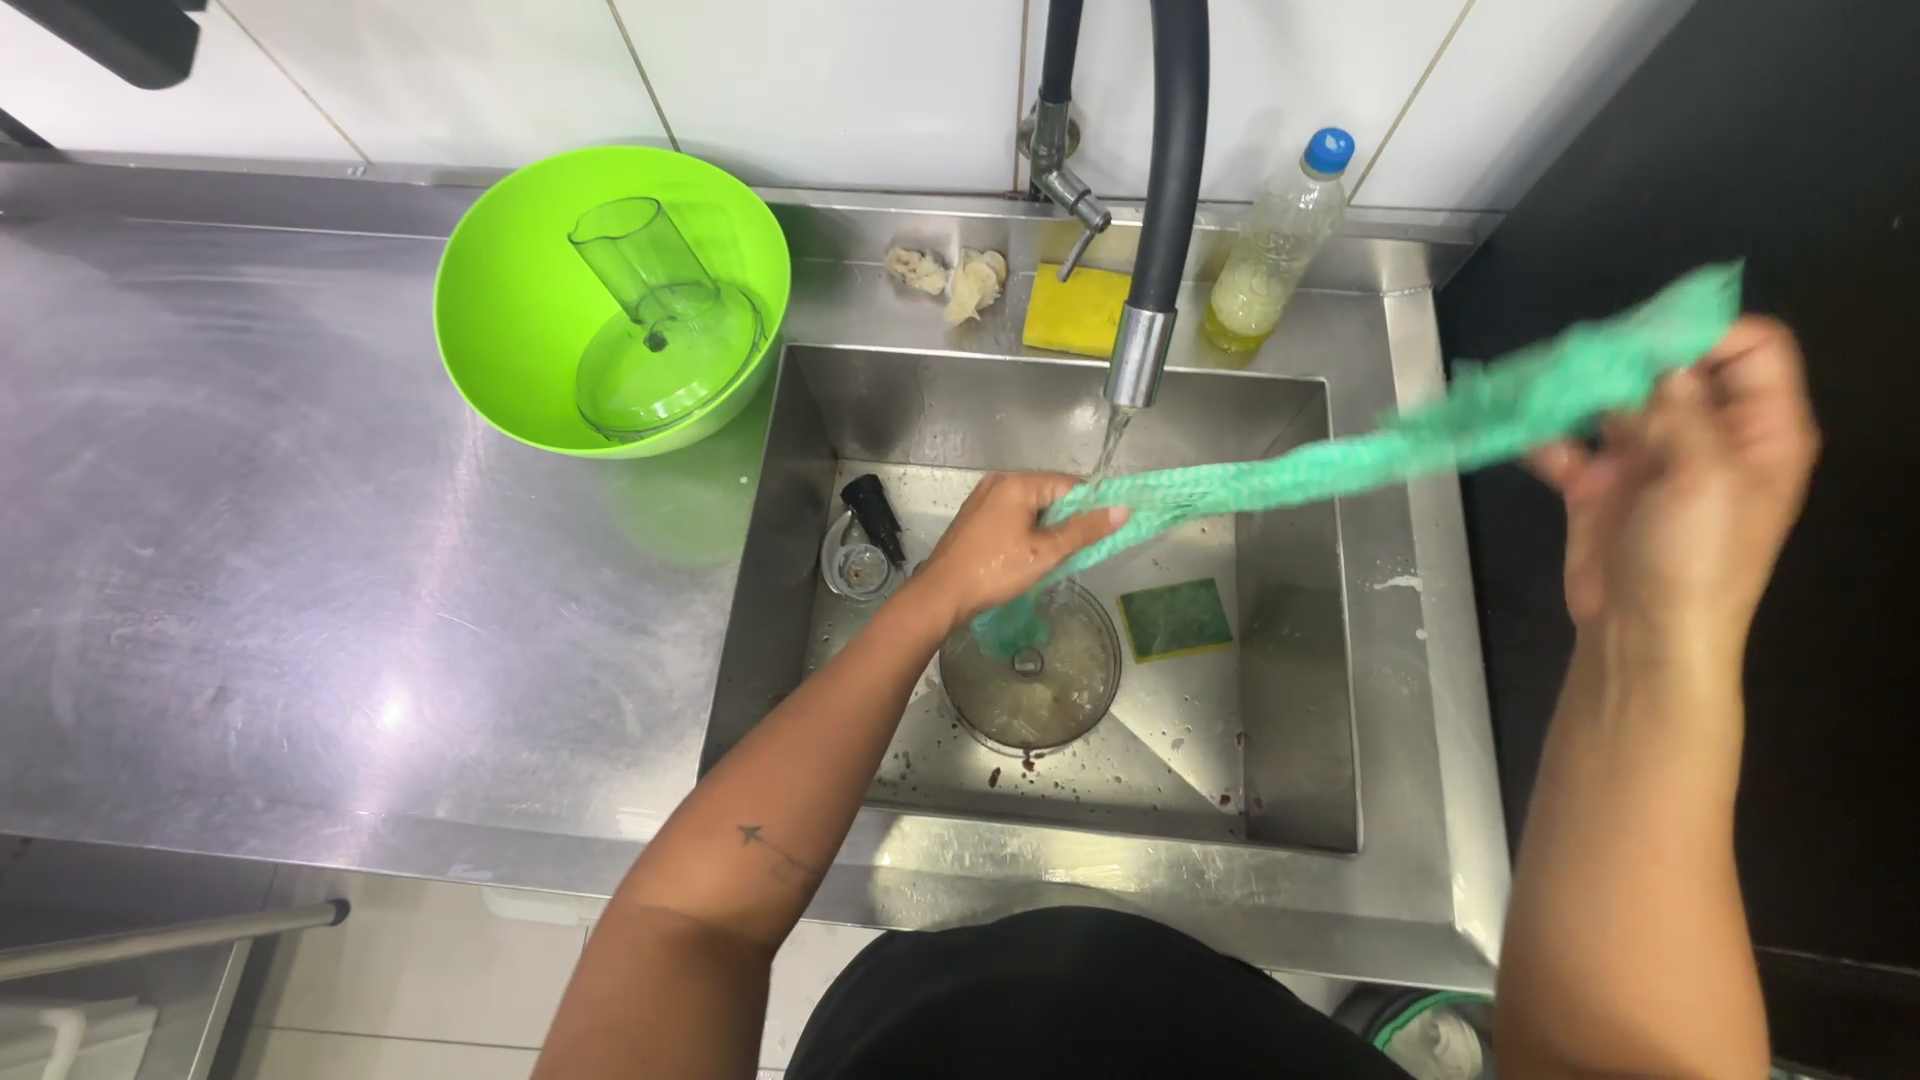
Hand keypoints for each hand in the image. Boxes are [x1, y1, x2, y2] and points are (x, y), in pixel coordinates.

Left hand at [908, 472, 1127, 627]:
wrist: (942, 593)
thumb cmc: (996, 570)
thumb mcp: (1046, 552)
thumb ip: (1084, 530)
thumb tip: (1122, 510)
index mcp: (1017, 484)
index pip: (1068, 484)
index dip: (1090, 505)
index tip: (1104, 529)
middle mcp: (999, 482)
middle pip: (1048, 492)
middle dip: (1068, 517)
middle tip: (1079, 547)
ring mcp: (983, 498)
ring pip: (1030, 505)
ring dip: (1048, 525)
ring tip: (1056, 553)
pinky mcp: (974, 516)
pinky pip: (1012, 514)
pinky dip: (1027, 528)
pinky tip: (1030, 552)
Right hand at [1527, 316, 1818, 649]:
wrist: (1643, 628)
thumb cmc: (1698, 557)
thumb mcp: (1706, 479)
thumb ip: (1681, 413)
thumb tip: (1650, 363)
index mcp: (1757, 429)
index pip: (1746, 350)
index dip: (1699, 334)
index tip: (1640, 337)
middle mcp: (1704, 435)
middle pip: (1668, 370)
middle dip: (1623, 360)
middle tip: (1576, 359)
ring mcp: (1646, 460)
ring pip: (1611, 403)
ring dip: (1575, 395)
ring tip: (1539, 390)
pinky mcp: (1595, 484)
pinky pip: (1567, 447)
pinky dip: (1545, 441)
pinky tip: (1530, 444)